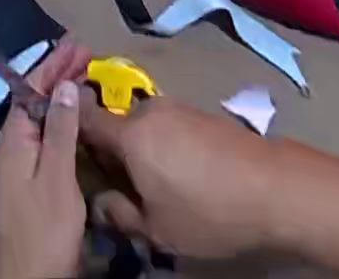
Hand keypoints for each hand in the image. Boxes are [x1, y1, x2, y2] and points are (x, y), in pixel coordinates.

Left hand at [0, 39, 92, 278]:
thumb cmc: (42, 230)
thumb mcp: (56, 177)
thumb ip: (60, 129)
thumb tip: (65, 84)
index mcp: (12, 139)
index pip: (32, 88)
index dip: (55, 64)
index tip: (78, 44)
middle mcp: (10, 148)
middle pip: (34, 100)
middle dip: (59, 76)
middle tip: (86, 55)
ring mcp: (15, 168)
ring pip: (39, 120)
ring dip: (61, 97)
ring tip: (85, 79)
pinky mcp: (25, 186)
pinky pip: (43, 139)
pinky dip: (60, 123)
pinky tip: (76, 124)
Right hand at [77, 97, 281, 259]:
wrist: (271, 186)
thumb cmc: (207, 212)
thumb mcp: (158, 230)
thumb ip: (120, 214)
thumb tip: (101, 201)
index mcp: (131, 134)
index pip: (87, 119)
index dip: (72, 130)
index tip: (68, 146)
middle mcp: (149, 111)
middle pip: (116, 123)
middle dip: (111, 147)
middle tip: (118, 180)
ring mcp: (176, 107)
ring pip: (142, 123)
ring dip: (139, 145)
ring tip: (151, 179)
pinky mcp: (198, 111)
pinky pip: (166, 123)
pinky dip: (162, 142)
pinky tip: (178, 169)